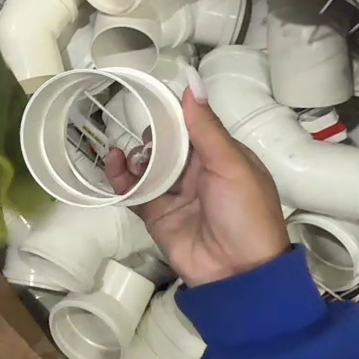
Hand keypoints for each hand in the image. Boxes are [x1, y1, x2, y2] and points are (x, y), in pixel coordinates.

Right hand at [104, 87, 287, 286]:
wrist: (238, 274)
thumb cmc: (245, 214)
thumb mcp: (231, 165)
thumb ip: (206, 127)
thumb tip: (191, 83)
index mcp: (220, 156)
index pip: (190, 126)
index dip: (171, 112)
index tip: (148, 96)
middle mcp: (195, 171)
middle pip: (164, 143)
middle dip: (150, 135)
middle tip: (146, 139)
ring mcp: (173, 192)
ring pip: (145, 164)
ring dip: (133, 154)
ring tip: (127, 155)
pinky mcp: (154, 213)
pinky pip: (132, 189)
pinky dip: (119, 175)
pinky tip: (113, 162)